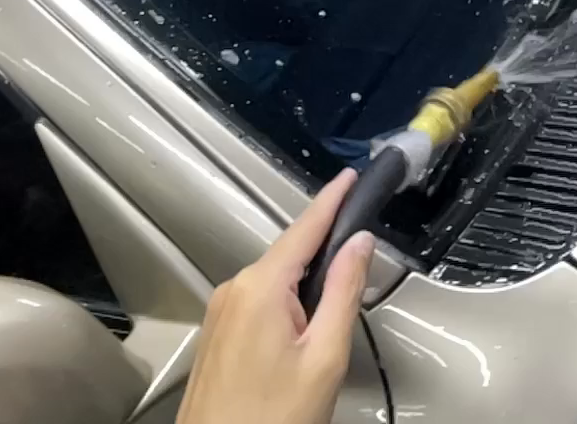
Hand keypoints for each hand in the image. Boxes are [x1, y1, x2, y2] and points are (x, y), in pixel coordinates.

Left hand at [177, 169, 374, 423]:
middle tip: (358, 266)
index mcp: (261, 288)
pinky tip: (299, 338)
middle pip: (292, 253)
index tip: (350, 177)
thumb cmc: (270, 423)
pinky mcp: (217, 333)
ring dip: (305, 287)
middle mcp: (235, 289)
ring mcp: (221, 312)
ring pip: (276, 279)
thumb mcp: (324, 357)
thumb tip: (359, 243)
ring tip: (327, 328)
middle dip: (324, 254)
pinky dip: (285, 305)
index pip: (306, 226)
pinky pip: (259, 300)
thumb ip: (345, 291)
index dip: (332, 198)